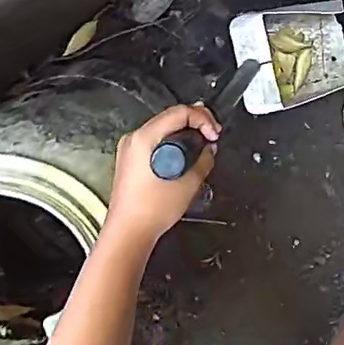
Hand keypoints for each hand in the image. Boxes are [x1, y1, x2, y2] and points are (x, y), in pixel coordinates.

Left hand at [102, 103, 220, 245]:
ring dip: (187, 130)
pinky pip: (158, 139)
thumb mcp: (188, 182)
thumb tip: (210, 148)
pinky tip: (188, 151)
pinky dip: (175, 141)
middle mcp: (134, 138)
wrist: (129, 232)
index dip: (204, 119)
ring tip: (205, 142)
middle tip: (214, 134)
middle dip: (197, 121)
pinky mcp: (132, 158)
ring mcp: (131, 148)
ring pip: (165, 126)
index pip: (180, 112)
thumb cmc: (151, 210)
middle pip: (171, 115)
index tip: (215, 134)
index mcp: (145, 139)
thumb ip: (204, 159)